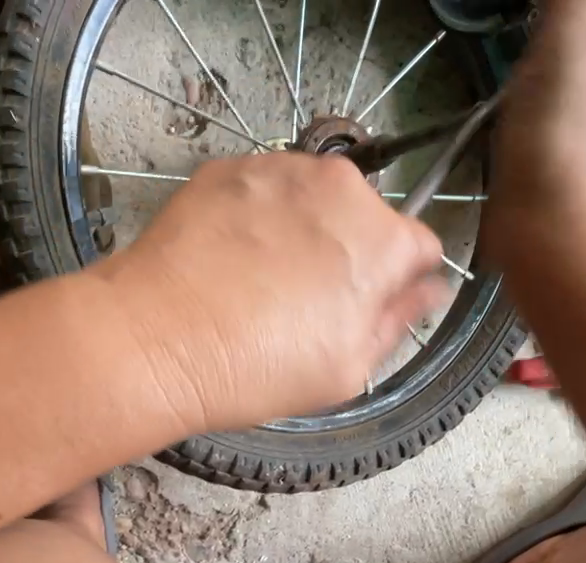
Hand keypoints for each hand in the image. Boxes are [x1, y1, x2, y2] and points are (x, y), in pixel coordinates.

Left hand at [89, 152, 447, 431]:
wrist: (157, 341)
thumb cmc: (256, 368)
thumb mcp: (347, 370)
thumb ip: (398, 321)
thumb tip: (428, 289)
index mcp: (384, 242)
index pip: (421, 248)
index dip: (398, 282)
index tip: (366, 307)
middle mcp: (340, 188)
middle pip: (365, 217)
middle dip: (347, 253)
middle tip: (304, 303)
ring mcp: (279, 169)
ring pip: (312, 199)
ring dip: (300, 231)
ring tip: (258, 283)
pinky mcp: (227, 167)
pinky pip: (261, 190)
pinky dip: (254, 219)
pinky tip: (226, 262)